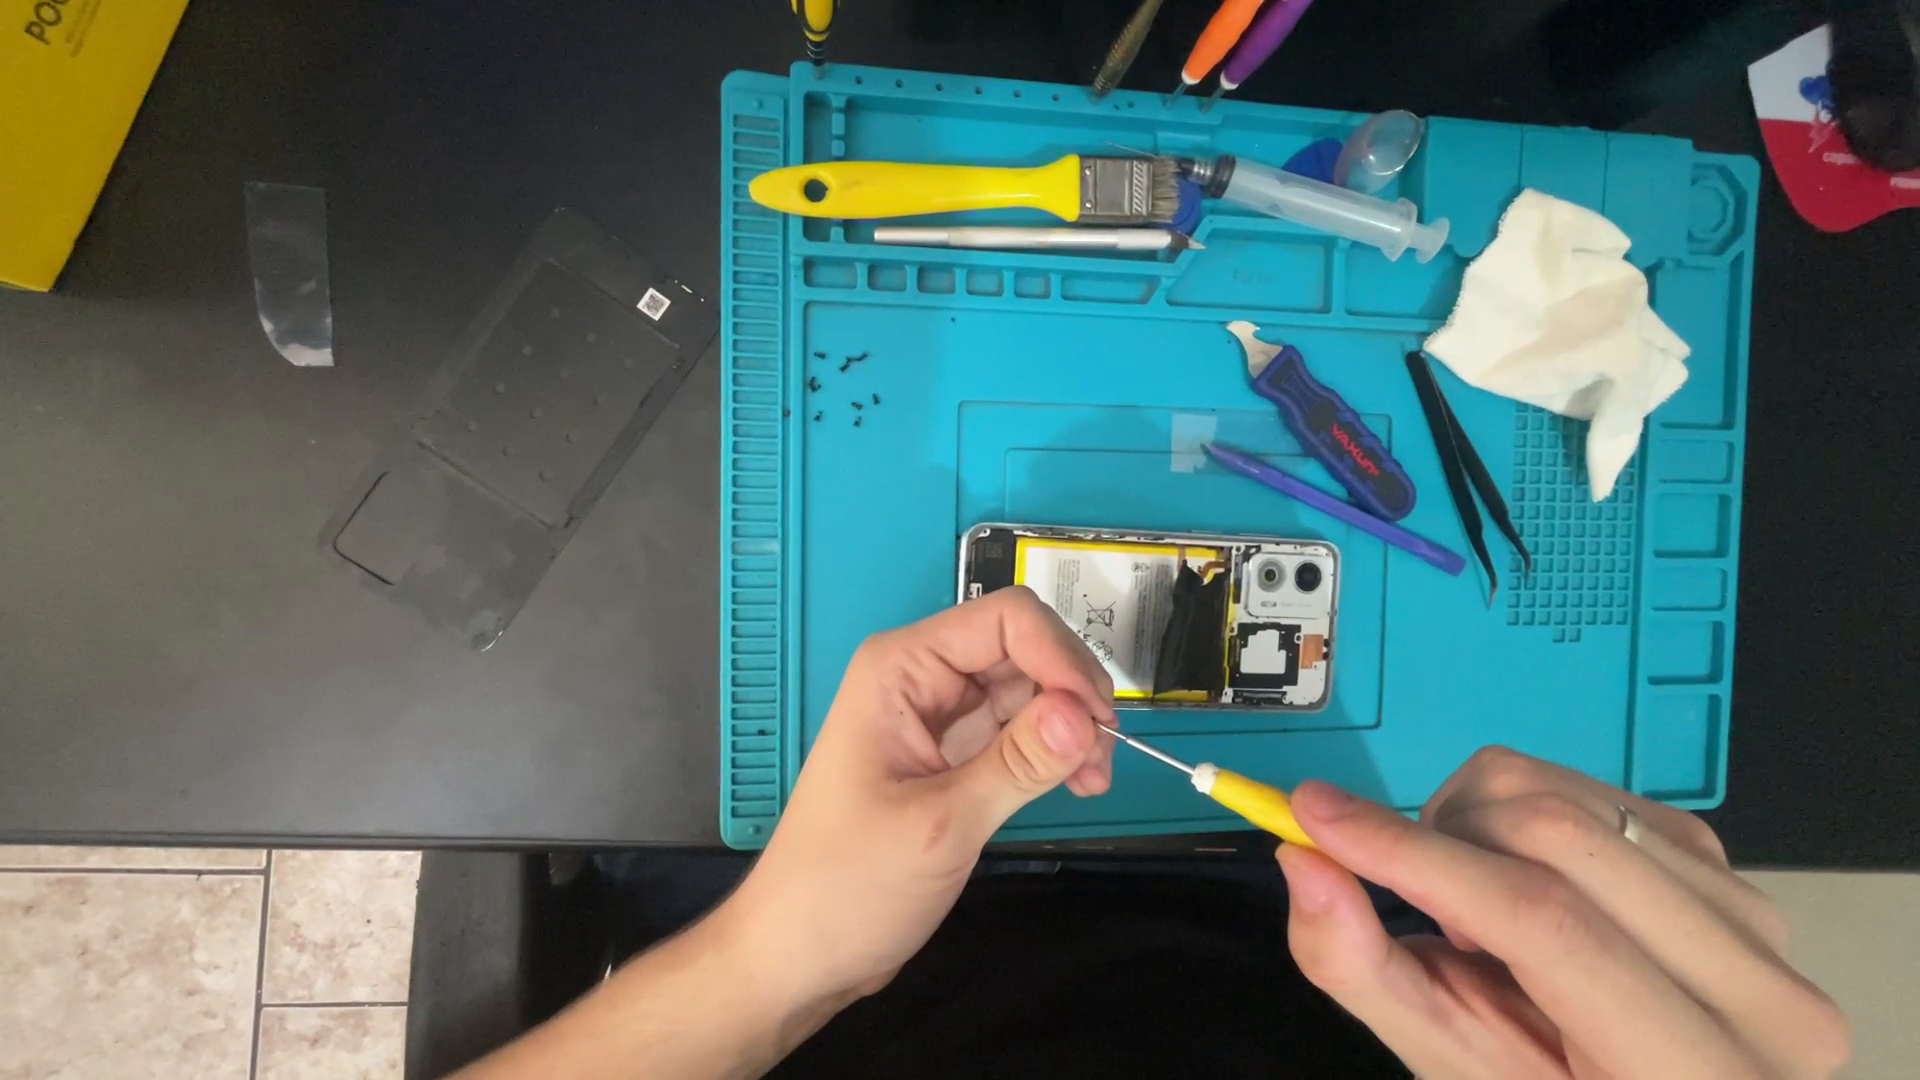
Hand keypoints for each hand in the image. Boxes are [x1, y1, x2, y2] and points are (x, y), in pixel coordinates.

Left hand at [725, 586, 1115, 1003]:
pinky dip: (1052, 748)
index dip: (1059, 656)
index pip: (1004, 620)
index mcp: (903, 666)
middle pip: (1022, 648)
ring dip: (1069, 724)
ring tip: (1093, 780)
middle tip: (1103, 757)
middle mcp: (923, 674)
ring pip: (1027, 688)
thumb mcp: (940, 824)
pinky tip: (1075, 781)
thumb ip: (1017, 763)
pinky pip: (1017, 727)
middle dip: (1071, 693)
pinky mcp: (954, 749)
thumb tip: (1086, 714)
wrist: (800, 951)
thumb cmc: (848, 884)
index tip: (1096, 719)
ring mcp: (940, 711)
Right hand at [1276, 747, 1849, 1078]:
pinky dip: (1503, 809)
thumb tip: (1299, 856)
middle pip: (1553, 832)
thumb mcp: (1439, 1055)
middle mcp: (1758, 987)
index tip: (1308, 813)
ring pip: (1559, 793)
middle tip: (1416, 892)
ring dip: (1469, 821)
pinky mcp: (1715, 859)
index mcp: (1694, 1075)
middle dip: (1440, 835)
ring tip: (1469, 893)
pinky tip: (1516, 874)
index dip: (1413, 856)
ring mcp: (1751, 912)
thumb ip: (1358, 965)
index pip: (1543, 924)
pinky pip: (1577, 784)